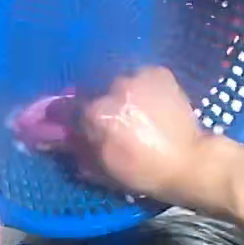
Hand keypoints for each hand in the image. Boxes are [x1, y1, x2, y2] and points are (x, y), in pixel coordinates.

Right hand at [79, 67, 229, 204]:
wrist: (189, 163)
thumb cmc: (143, 172)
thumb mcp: (103, 167)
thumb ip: (76, 146)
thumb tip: (54, 135)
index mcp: (97, 113)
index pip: (69, 108)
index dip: (71, 118)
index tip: (78, 127)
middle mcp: (114, 87)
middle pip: (96, 93)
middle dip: (100, 106)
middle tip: (115, 124)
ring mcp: (139, 77)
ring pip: (119, 83)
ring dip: (122, 96)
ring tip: (136, 114)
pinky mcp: (160, 73)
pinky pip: (141, 77)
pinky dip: (142, 88)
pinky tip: (151, 104)